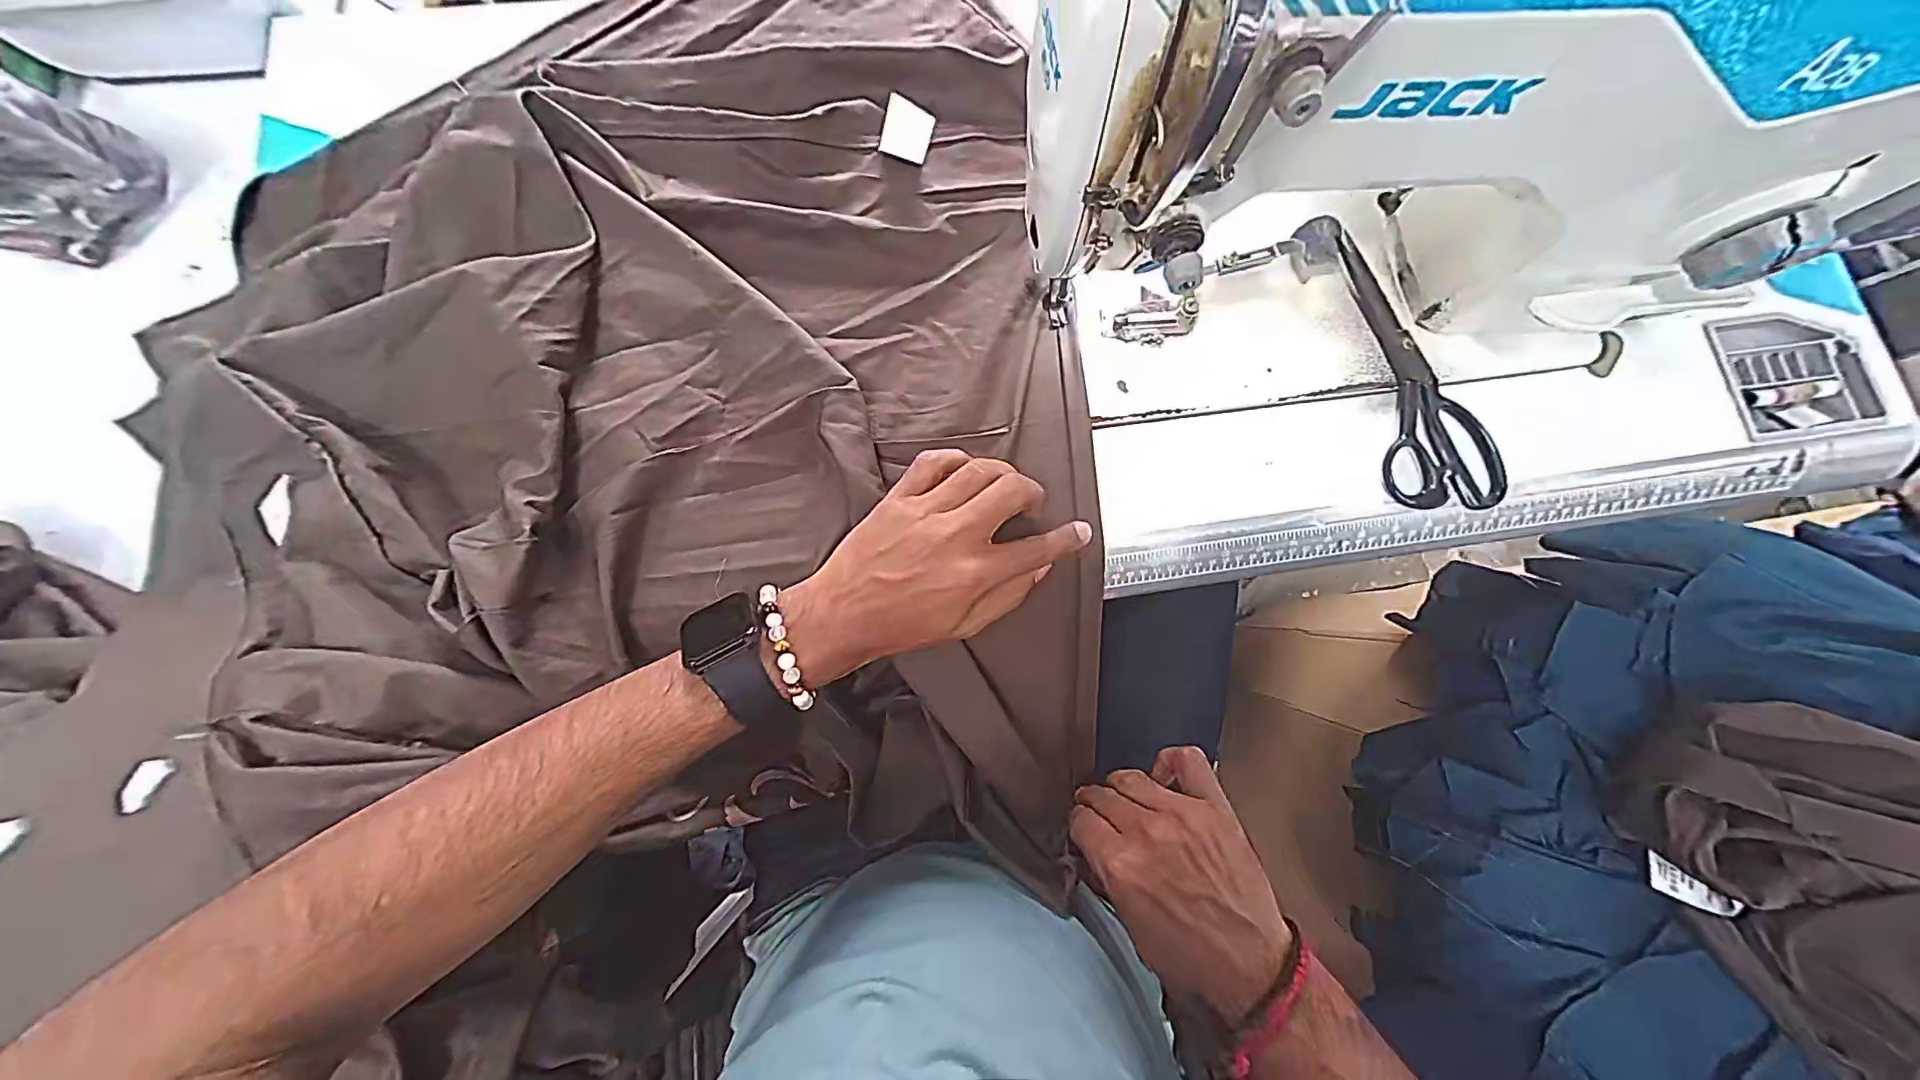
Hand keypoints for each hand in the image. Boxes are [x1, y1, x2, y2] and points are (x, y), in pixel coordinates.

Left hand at [780, 450, 1091, 681]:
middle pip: (1013, 492)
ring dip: (1001, 473)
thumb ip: (1006, 596)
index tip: (1076, 532)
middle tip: (1032, 504)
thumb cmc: (898, 625)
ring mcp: (924, 512)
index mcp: (973, 573)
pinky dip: (955, 459)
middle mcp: (953, 536)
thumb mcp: (963, 626)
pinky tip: (963, 470)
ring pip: (979, 470)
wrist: (842, 614)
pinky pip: (933, 462)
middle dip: (1034, 493)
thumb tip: (1035, 571)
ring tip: (1003, 485)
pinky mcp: (899, 499)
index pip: (1036, 548)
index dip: (1066, 539)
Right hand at [1072, 746, 1292, 1022]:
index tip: (1085, 831)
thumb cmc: (1195, 958)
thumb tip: (1094, 850)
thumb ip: (1106, 877)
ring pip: (1130, 776)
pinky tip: (1164, 777)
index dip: (1080, 827)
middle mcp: (1147, 833)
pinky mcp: (1214, 809)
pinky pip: (1186, 760)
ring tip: (1126, 801)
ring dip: (1121, 789)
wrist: (1252, 968)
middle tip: (1101, 817)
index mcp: (1121, 865)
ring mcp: (1182, 815)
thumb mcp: (1130, 924)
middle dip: (1094, 807)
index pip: (1081, 819)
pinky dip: (1170, 762)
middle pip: (1101, 794)